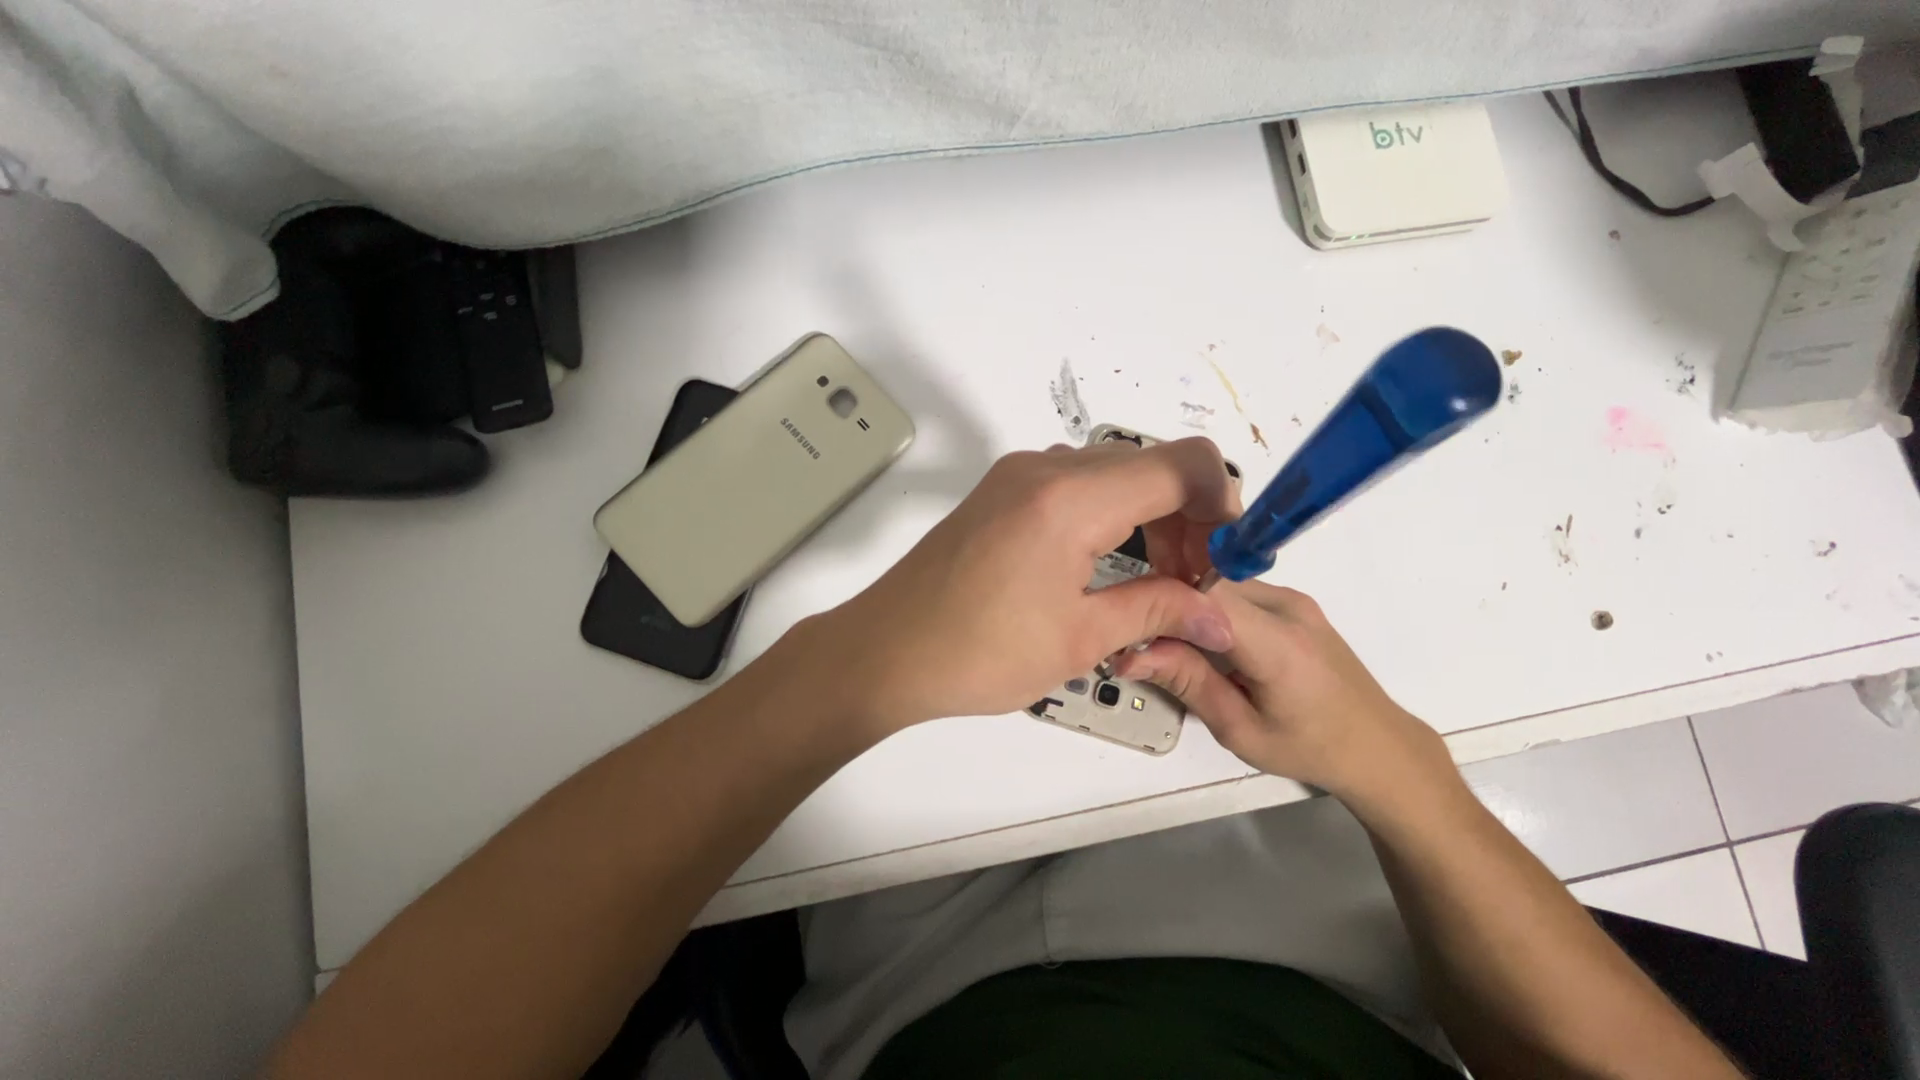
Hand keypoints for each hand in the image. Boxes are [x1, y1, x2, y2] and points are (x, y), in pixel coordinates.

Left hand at [811, 438, 1241, 730]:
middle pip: (1150, 463)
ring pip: (1114, 471)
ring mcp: (1018, 473)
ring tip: (1156, 579)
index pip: (1183, 463)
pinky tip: (1109, 563)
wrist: (886, 651)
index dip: (1221, 504)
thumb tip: (1219, 617)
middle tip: (1191, 583)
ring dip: (1149, 513)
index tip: (1225, 559)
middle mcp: (1047, 467)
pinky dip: (1109, 512)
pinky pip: (1076, 481)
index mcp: (1072, 499)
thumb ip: (1158, 611)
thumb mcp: (1080, 640)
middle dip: (1188, 515)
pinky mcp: (1000, 489)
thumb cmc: (981, 653)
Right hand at [1109, 581, 1450, 800]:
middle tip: (1143, 644)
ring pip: (1221, 586)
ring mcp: (1295, 600)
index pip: (1204, 599)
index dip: (1160, 607)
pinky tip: (1208, 646)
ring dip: (1192, 611)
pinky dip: (1215, 613)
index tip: (1128, 633)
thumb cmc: (1309, 748)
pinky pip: (1240, 594)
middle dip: (1171, 609)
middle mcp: (1288, 607)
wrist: (1378, 746)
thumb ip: (1188, 683)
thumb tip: (1129, 654)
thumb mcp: (1240, 730)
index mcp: (1278, 643)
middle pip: (1209, 586)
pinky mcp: (1296, 604)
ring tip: (1172, 648)